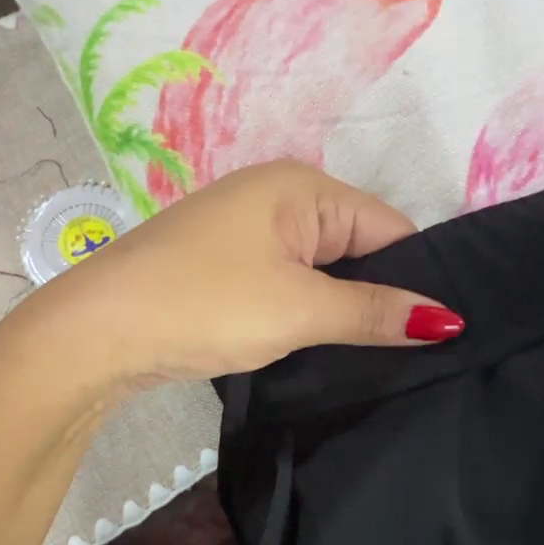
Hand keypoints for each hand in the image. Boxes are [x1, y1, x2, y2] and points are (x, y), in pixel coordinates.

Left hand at [18, 160, 464, 388]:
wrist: (97, 332)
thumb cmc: (205, 305)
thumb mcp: (299, 310)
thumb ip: (374, 312)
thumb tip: (447, 319)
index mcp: (301, 186)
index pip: (390, 226)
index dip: (418, 279)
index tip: (442, 335)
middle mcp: (276, 196)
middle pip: (356, 245)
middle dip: (380, 296)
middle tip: (413, 355)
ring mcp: (245, 232)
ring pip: (320, 270)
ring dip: (341, 310)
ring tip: (373, 358)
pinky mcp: (223, 267)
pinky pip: (287, 284)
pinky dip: (305, 313)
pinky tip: (318, 349)